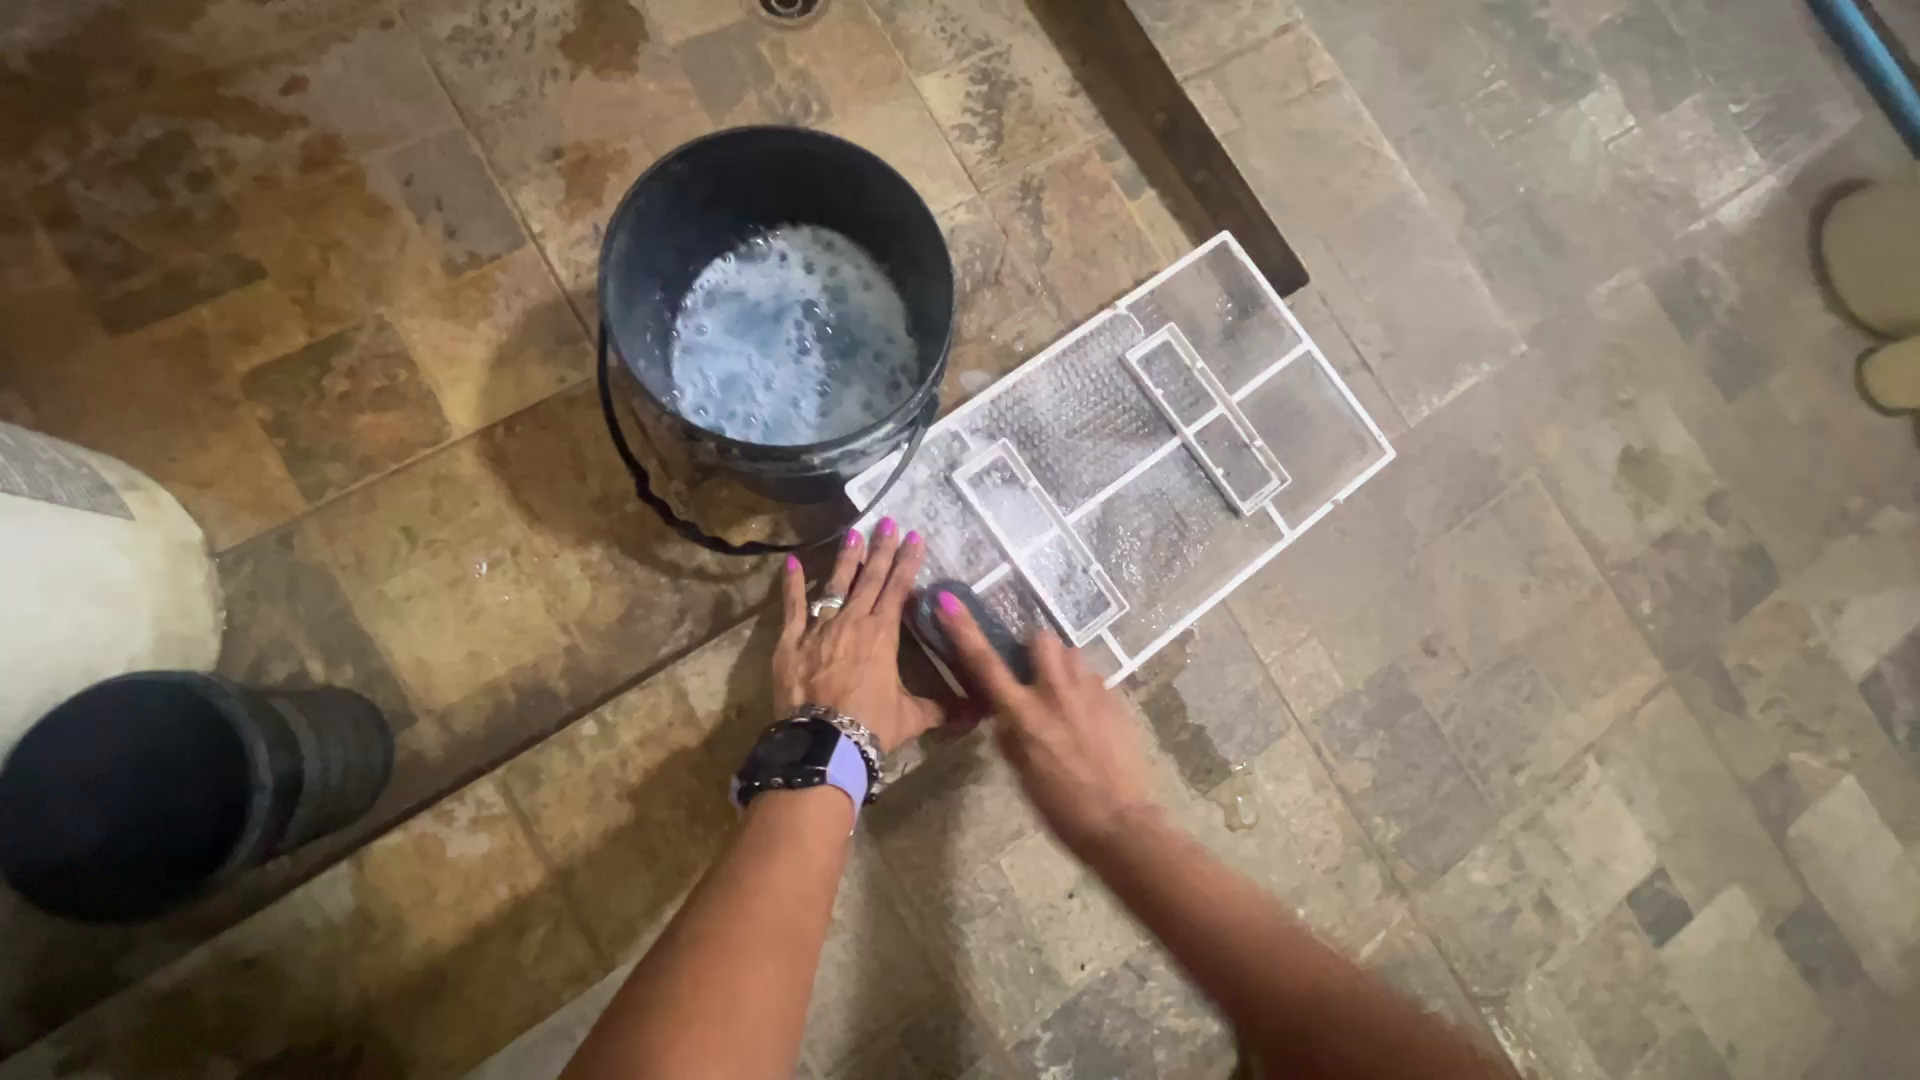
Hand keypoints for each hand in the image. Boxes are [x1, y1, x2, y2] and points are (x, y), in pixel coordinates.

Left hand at [773, 519, 947, 753]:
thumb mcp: (912, 717)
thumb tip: (979, 713)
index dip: (907, 562)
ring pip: (835, 585)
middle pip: (869, 579)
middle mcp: (853, 622)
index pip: (898, 589)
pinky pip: (792, 608)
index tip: (914, 536)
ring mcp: (820, 628)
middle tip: (886, 522)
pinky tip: (792, 561)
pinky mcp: (792, 641)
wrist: (824, 742)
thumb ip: (942, 709)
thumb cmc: (871, 725)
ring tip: (853, 532)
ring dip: (846, 559)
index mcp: (883, 634)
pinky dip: (792, 584)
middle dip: (881, 549)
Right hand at [935, 594, 1157, 858]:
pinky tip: (1090, 718)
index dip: (963, 629)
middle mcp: (1055, 693)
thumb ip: (1011, 735)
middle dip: (1034, 647)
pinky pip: (1095, 678)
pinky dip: (1086, 689)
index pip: (984, 663)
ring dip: (1063, 667)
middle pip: (1041, 638)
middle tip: (1035, 671)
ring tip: (1066, 695)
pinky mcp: (1117, 699)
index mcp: (1023, 715)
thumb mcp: (1022, 775)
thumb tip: (1007, 715)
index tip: (947, 600)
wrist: (1121, 823)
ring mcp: (1090, 692)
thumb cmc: (1062, 808)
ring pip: (1072, 654)